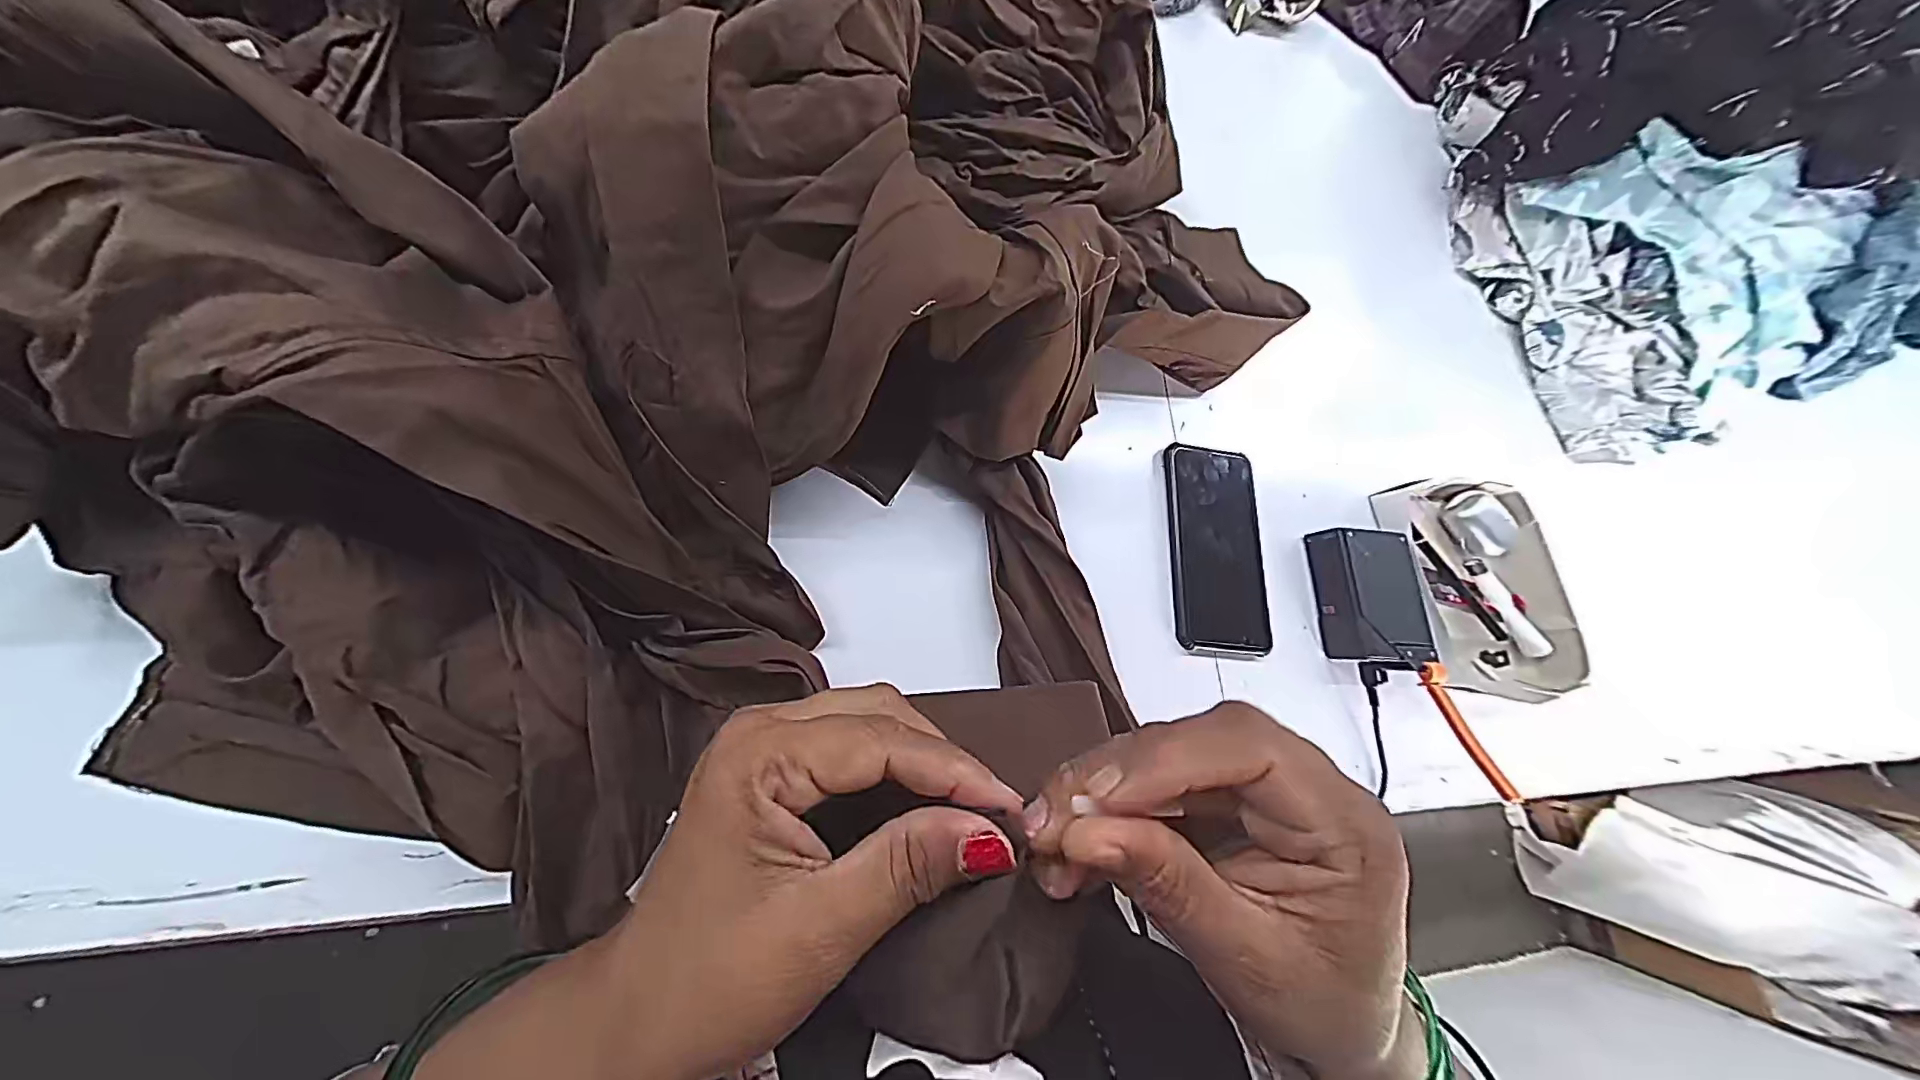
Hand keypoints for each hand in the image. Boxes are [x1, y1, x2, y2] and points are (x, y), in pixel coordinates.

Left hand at [417, 685, 1023, 1079]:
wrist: (634, 1020)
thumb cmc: (707, 980)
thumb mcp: (820, 927)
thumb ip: (906, 866)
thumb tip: (986, 831)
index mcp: (758, 755)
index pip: (881, 740)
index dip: (954, 770)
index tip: (1007, 807)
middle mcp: (758, 730)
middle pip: (877, 713)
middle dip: (941, 756)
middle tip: (990, 807)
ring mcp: (760, 743)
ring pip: (868, 719)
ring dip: (921, 755)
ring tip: (966, 801)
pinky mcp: (769, 767)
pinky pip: (849, 741)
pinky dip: (895, 764)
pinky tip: (921, 795)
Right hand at [1023, 703, 1422, 1079]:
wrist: (1338, 1027)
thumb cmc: (1321, 1003)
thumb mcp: (1244, 959)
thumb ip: (1166, 885)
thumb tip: (1087, 832)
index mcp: (1340, 819)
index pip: (1245, 746)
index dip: (1160, 760)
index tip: (1093, 799)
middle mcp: (1302, 782)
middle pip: (1191, 739)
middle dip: (1111, 775)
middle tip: (1053, 819)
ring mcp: (1257, 784)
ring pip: (1160, 752)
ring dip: (1097, 790)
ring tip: (1056, 837)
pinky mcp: (1220, 794)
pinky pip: (1151, 779)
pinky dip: (1105, 806)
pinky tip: (1078, 837)